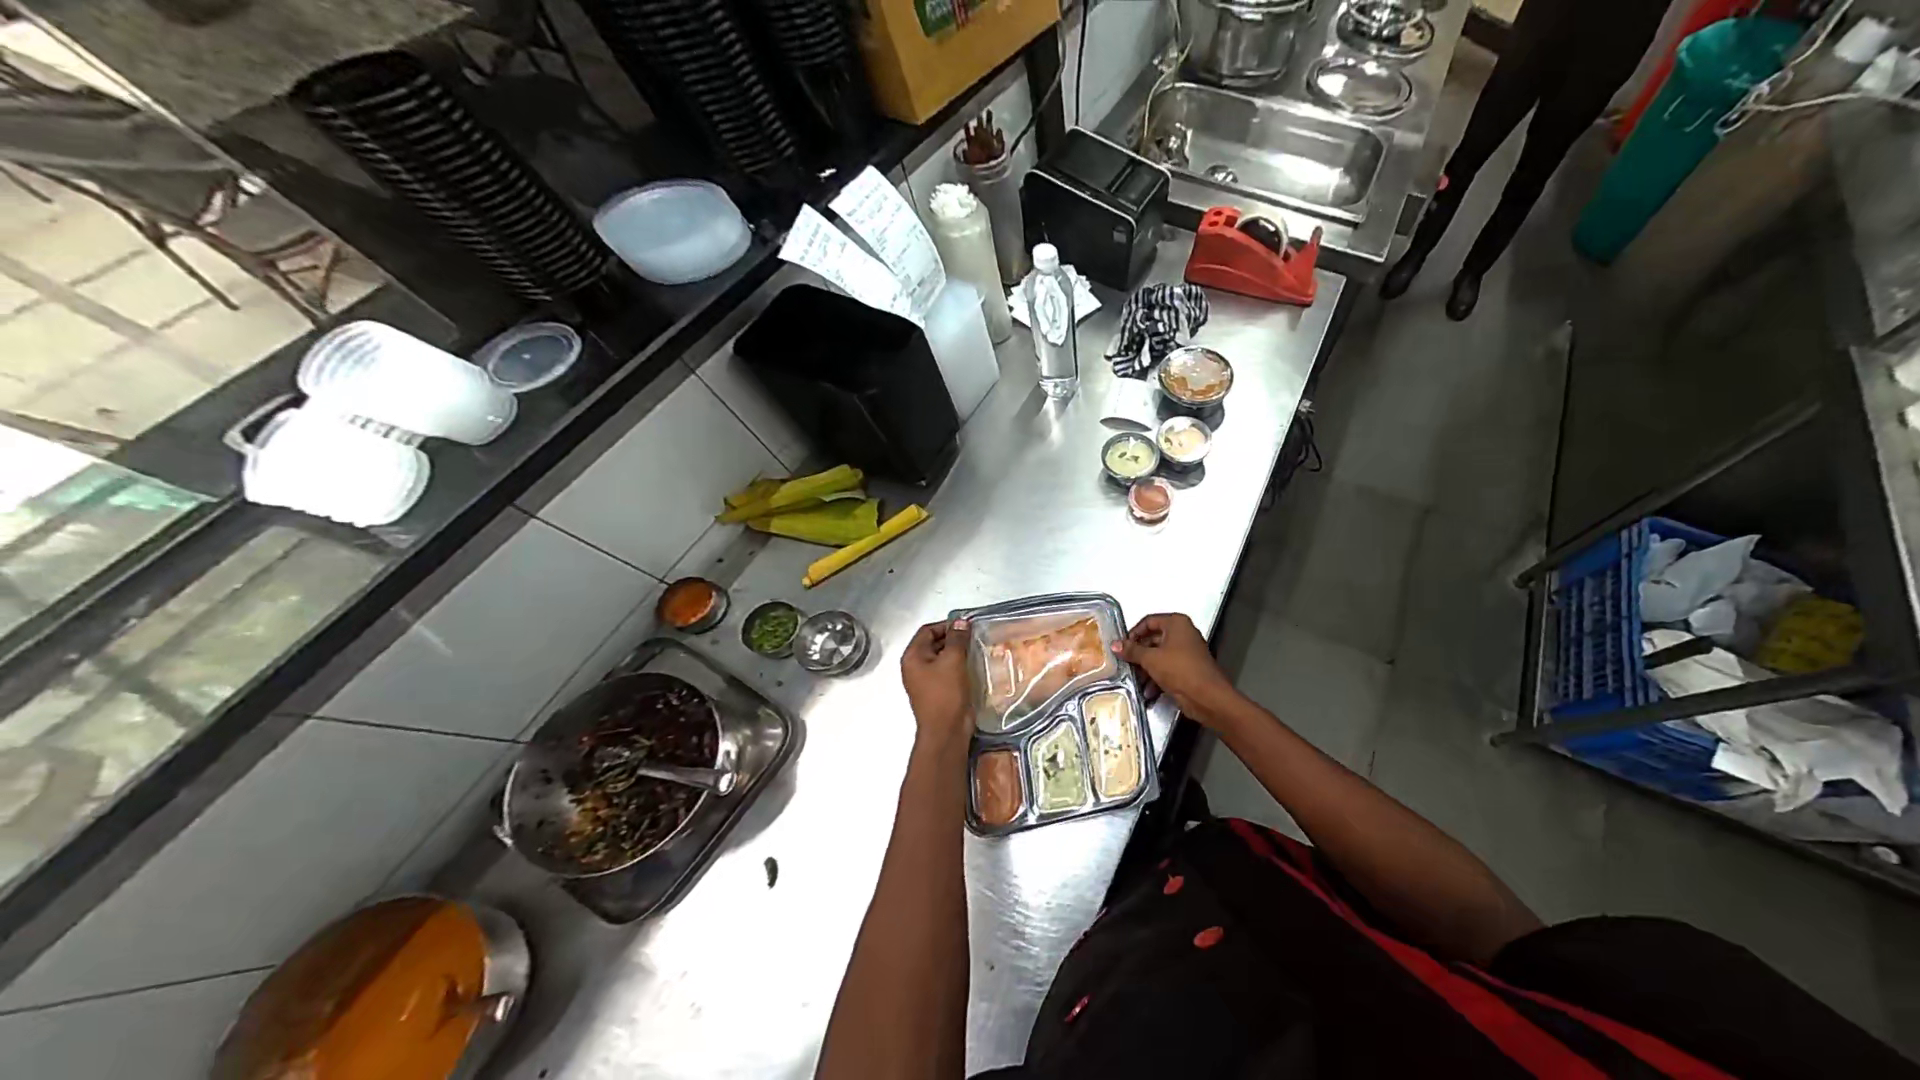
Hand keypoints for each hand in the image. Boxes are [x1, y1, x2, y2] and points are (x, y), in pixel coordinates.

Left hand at [901, 618, 973, 753]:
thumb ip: (957, 638)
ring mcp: (925, 681)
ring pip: (942, 659)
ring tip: (977, 649)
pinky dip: (959, 667)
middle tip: (974, 636)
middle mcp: (915, 667)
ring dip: (958, 653)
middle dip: (953, 639)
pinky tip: (974, 666)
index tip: (966, 625)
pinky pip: (947, 672)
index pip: (927, 630)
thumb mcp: (952, 660)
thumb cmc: (946, 693)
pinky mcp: (938, 691)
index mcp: (912, 657)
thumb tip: (960, 621)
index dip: (946, 625)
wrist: (946, 731)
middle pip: (933, 643)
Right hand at [1116, 613, 1238, 724]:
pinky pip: (1167, 669)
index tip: (1122, 646)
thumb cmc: (1180, 670)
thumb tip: (1115, 645)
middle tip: (1124, 663)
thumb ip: (1131, 651)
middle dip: (1138, 654)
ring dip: (1145, 669)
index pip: (1148, 622)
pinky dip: (1156, 678)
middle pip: (1153, 639)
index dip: (1133, 633)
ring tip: (1135, 680)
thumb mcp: (1150, 659)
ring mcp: (1186, 652)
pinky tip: (1148, 691)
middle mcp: (1183, 634)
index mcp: (1176, 624)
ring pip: (1159, 656)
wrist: (1208, 697)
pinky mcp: (1187, 669)